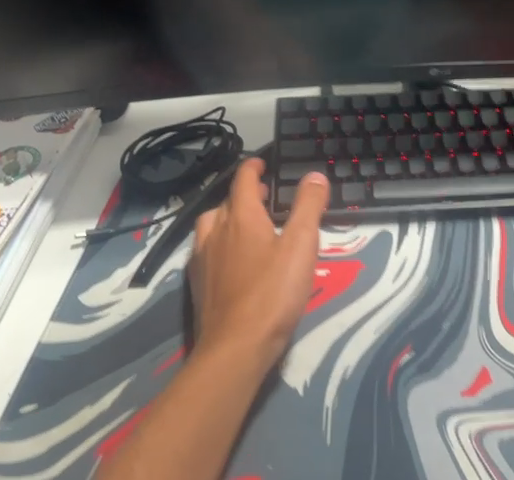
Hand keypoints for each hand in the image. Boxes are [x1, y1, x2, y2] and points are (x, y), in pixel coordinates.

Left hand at [189, 158, 327, 369]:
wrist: (235, 348)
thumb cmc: (272, 293)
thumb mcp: (301, 246)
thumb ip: (308, 207)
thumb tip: (314, 175)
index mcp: (241, 217)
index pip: (243, 179)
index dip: (254, 167)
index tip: (263, 164)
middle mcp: (216, 231)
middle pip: (227, 201)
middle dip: (245, 195)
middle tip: (266, 199)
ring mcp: (203, 259)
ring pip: (211, 225)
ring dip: (228, 218)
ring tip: (247, 227)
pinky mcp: (198, 284)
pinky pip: (206, 250)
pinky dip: (219, 243)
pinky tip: (232, 260)